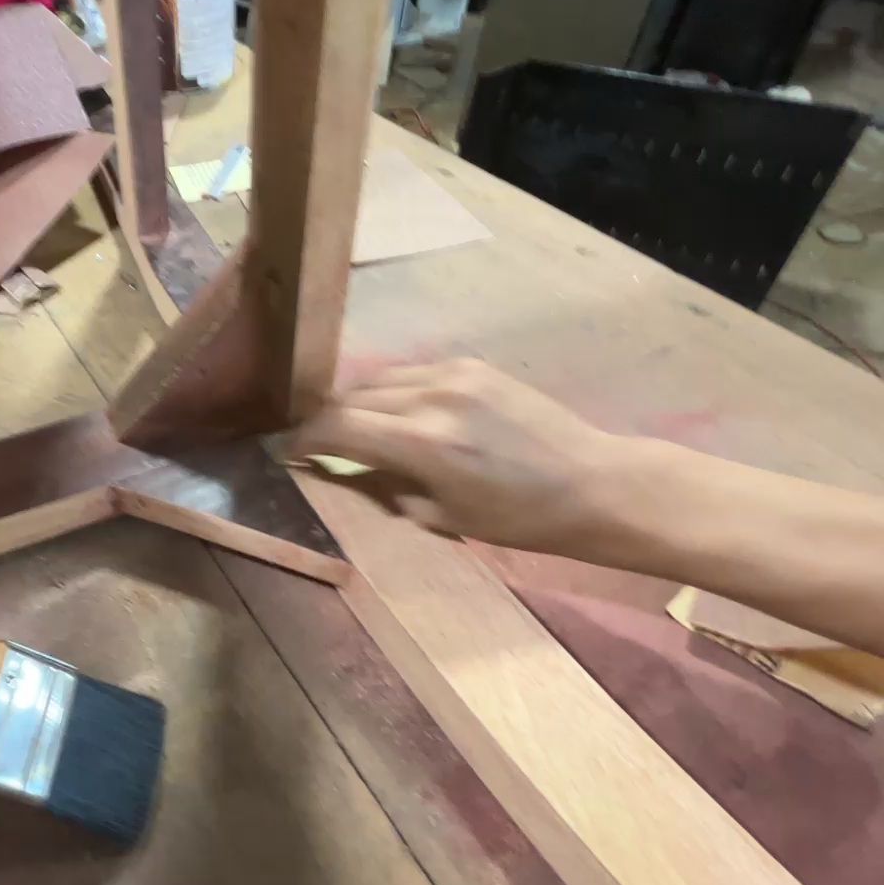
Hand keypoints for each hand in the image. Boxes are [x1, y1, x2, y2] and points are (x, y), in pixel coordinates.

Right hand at [288, 359, 625, 551]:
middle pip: (351, 398)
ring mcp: (453, 374)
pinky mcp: (472, 365)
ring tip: (353, 427)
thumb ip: (386, 485)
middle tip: (314, 442)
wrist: (595, 484)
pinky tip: (396, 412)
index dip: (304, 439)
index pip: (338, 427)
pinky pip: (410, 374)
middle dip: (326, 421)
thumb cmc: (520, 519)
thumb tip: (347, 467)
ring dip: (356, 403)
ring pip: (378, 380)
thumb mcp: (441, 516)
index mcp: (423, 443)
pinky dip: (390, 392)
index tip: (288, 452)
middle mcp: (431, 397)